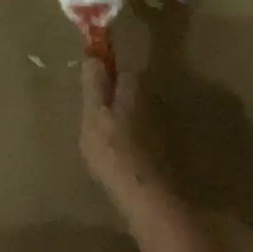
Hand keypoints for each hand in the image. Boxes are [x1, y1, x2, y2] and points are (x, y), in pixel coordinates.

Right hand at [79, 56, 152, 192]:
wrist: (144, 195)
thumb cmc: (111, 151)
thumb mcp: (93, 116)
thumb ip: (94, 87)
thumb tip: (94, 56)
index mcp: (133, 95)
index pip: (125, 73)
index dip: (111, 73)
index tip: (94, 78)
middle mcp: (150, 108)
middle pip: (133, 94)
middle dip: (118, 96)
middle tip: (93, 108)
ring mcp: (158, 132)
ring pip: (138, 115)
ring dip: (123, 118)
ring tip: (102, 133)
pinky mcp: (159, 153)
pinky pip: (141, 136)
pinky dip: (130, 139)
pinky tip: (117, 153)